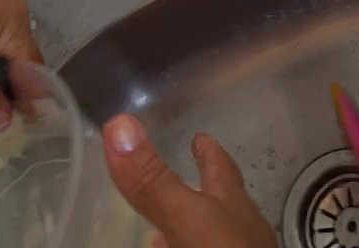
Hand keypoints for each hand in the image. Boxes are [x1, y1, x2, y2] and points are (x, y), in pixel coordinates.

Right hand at [103, 114, 276, 247]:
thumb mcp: (190, 221)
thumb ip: (154, 183)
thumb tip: (119, 123)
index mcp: (232, 209)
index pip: (220, 170)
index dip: (209, 153)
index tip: (202, 136)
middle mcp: (239, 236)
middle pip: (219, 211)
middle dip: (196, 200)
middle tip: (175, 193)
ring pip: (212, 243)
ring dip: (186, 240)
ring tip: (158, 241)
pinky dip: (196, 247)